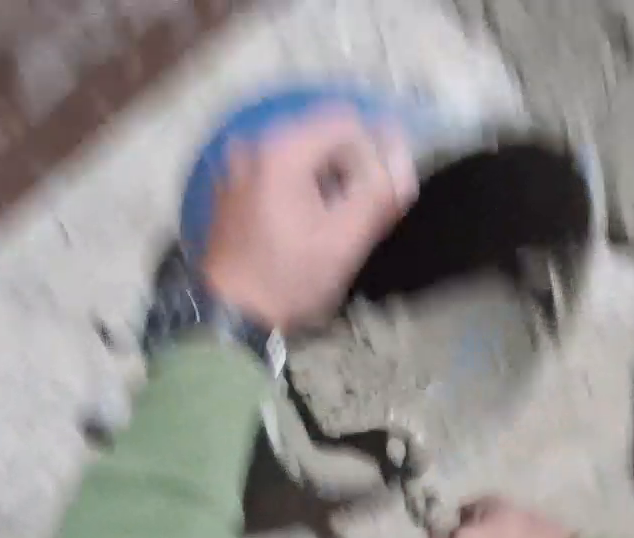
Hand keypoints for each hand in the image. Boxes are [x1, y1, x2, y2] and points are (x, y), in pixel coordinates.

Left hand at [201, 108, 416, 330]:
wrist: (230, 319)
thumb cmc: (288, 281)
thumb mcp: (344, 242)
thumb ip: (380, 194)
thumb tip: (404, 161)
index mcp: (283, 150)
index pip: (348, 123)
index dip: (377, 151)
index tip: (386, 190)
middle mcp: (255, 147)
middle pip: (322, 137)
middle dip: (351, 168)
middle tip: (363, 212)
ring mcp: (238, 171)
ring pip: (300, 158)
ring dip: (326, 182)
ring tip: (335, 225)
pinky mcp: (231, 196)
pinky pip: (277, 177)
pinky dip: (299, 192)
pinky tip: (305, 230)